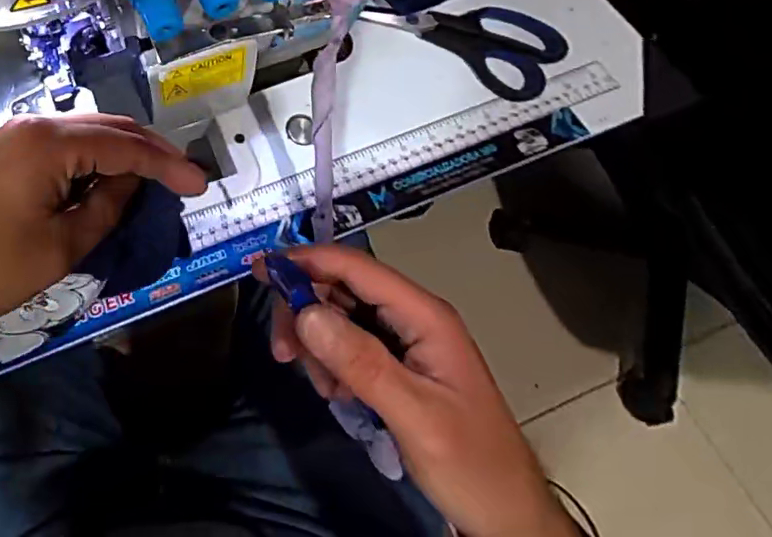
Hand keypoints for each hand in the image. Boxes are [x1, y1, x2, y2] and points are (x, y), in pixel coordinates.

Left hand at [0, 114, 205, 345]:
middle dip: (149, 151)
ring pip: (84, 133)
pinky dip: (91, 159)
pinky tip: (107, 179)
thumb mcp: (57, 249)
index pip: (125, 146)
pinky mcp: (3, 150)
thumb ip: (104, 209)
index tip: (200, 183)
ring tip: (154, 179)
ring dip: (121, 153)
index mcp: (49, 144)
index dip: (167, 164)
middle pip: (107, 127)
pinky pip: (61, 145)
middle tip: (183, 177)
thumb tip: (130, 184)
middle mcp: (33, 125)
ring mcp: (14, 134)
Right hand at [257, 245, 576, 536]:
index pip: (356, 267)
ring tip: (321, 386)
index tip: (261, 269)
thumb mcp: (415, 416)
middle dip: (305, 311)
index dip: (307, 261)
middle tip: (283, 351)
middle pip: (342, 288)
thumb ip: (361, 362)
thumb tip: (305, 311)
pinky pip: (349, 343)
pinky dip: (331, 361)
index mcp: (424, 314)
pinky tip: (335, 392)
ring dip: (317, 342)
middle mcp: (412, 316)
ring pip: (341, 315)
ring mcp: (405, 339)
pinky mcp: (397, 363)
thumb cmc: (472, 466)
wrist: (509, 521)